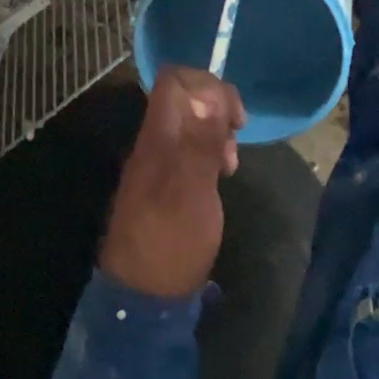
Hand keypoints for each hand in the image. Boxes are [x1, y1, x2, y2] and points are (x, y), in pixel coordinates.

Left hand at [100, 67, 245, 299]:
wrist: (144, 297)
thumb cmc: (171, 243)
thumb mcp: (193, 192)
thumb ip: (200, 142)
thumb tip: (209, 93)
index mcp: (156, 139)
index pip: (174, 80)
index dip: (209, 85)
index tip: (234, 117)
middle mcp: (153, 143)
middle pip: (185, 96)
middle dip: (218, 108)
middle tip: (235, 143)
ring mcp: (157, 162)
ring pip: (190, 123)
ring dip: (216, 132)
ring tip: (230, 164)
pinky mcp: (165, 181)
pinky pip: (188, 147)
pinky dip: (209, 153)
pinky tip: (221, 176)